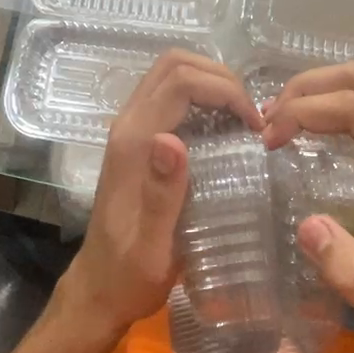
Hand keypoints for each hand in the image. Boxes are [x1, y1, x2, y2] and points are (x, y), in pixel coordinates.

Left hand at [54, 50, 264, 342]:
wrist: (99, 289)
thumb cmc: (129, 275)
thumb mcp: (152, 248)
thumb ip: (161, 195)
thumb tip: (173, 140)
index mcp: (132, 141)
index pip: (179, 81)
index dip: (223, 90)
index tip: (254, 126)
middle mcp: (128, 123)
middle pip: (173, 64)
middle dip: (219, 78)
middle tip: (251, 117)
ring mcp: (130, 128)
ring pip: (170, 73)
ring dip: (211, 83)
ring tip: (243, 120)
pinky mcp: (138, 138)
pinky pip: (170, 94)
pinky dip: (201, 96)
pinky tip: (224, 129)